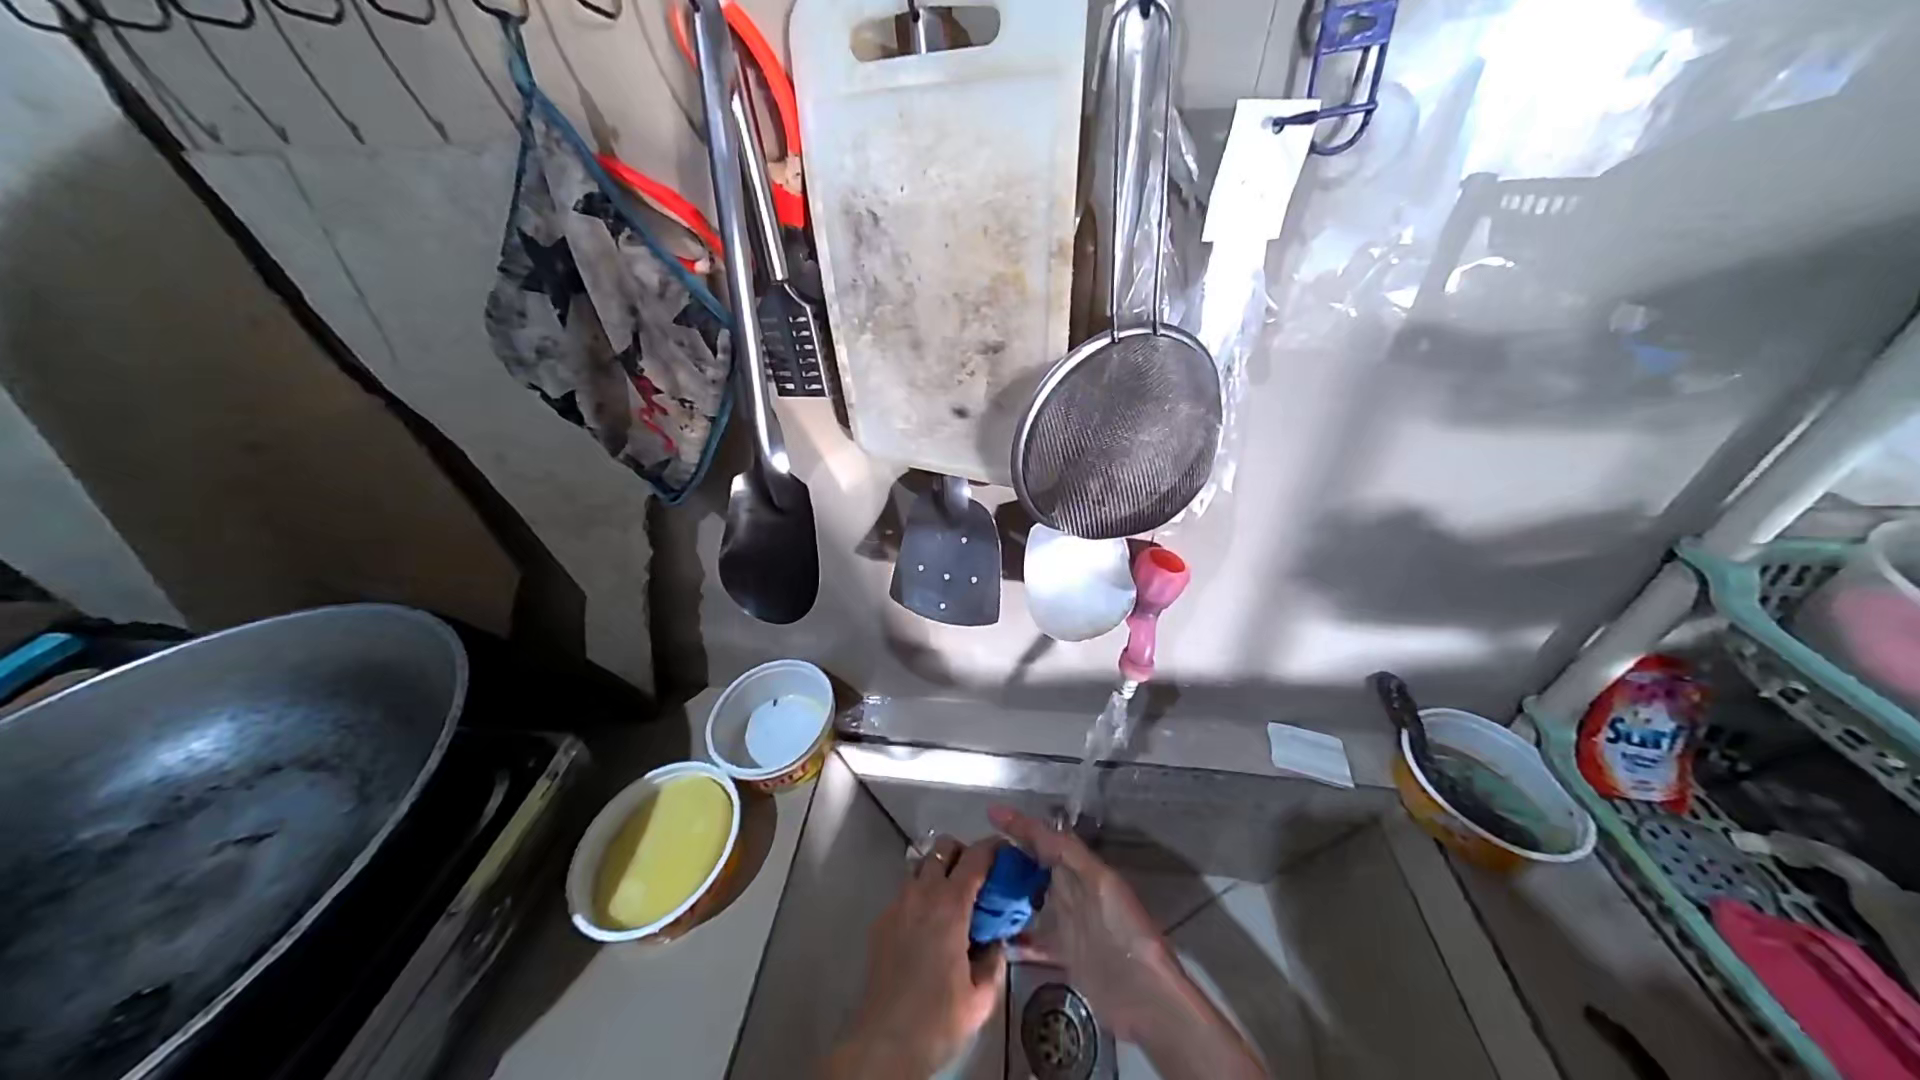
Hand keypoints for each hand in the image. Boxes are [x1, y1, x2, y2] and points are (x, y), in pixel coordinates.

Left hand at [825, 836, 1006, 1078]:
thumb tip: (995, 939)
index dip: (993, 847)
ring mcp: (897, 905)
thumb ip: (994, 958)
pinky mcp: (881, 921)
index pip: (975, 857)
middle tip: (978, 877)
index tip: (1007, 851)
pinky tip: (930, 927)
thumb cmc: (938, 1019)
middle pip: (943, 847)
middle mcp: (921, 894)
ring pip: (921, 867)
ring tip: (954, 901)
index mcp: (950, 906)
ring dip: (940, 872)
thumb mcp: (982, 995)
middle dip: (963, 853)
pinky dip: (922, 895)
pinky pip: (906, 893)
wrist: (884, 1042)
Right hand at [989, 806, 1268, 1079]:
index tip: (991, 813)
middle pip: (1037, 866)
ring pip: (1031, 899)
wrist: (1146, 997)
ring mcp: (1068, 924)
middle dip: (1009, 855)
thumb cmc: (1125, 933)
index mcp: (1083, 870)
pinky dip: (1016, 936)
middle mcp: (1073, 891)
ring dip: (1009, 893)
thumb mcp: (1100, 884)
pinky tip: (995, 937)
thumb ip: (1070, 854)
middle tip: (976, 854)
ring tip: (977, 889)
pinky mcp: (1065, 954)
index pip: (1046, 839)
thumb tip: (1037, 827)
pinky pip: (1034, 940)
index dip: (1021, 825)